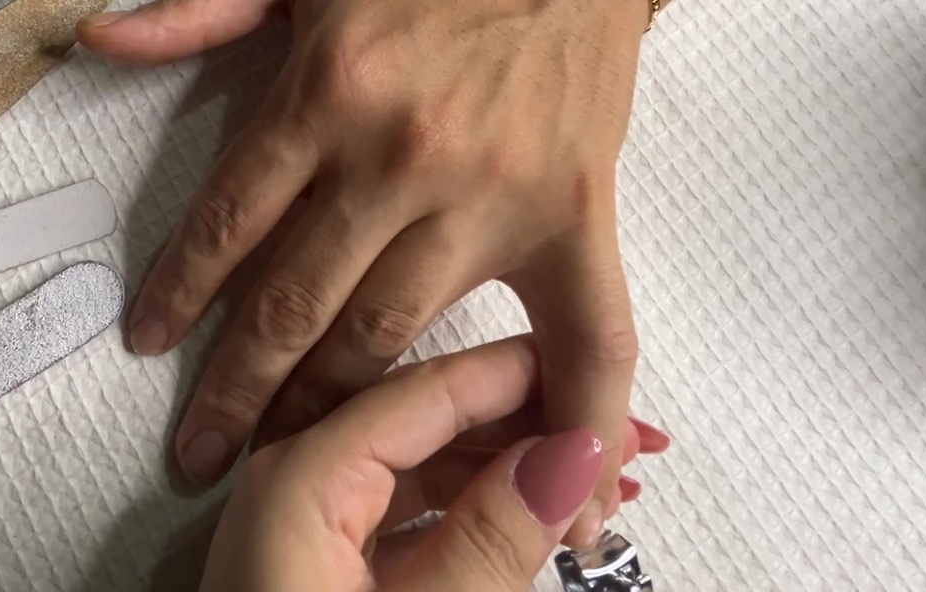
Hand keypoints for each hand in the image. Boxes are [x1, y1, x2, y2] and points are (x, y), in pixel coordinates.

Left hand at [80, 0, 651, 543]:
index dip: (178, 289)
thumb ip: (195, 8)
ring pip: (390, 335)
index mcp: (326, 92)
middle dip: (237, 387)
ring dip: (331, 409)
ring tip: (286, 456)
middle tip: (199, 451)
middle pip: (294, 301)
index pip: (228, 219)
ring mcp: (488, 199)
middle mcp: (400, 158)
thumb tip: (96, 37)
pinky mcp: (571, 219)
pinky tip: (553, 495)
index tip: (146, 341)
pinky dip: (571, 421)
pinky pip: (583, 338)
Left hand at [199, 337, 669, 591]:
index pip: (421, 392)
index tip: (593, 366)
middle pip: (426, 421)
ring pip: (425, 466)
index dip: (510, 375)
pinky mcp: (328, 559)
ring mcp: (311, 519)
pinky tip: (537, 513)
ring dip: (512, 468)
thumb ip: (489, 540)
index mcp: (302, 476)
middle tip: (627, 433)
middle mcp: (298, 477)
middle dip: (526, 421)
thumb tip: (569, 453)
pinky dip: (476, 510)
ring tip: (603, 476)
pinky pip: (412, 512)